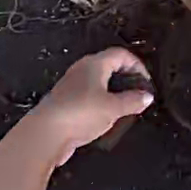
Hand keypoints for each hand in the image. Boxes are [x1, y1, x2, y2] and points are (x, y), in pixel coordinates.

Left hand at [15, 47, 154, 167]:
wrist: (44, 135)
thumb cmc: (79, 114)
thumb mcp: (113, 108)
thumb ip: (132, 101)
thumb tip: (146, 96)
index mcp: (94, 64)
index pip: (121, 54)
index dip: (137, 65)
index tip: (145, 82)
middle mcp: (81, 70)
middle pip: (109, 66)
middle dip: (126, 78)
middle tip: (137, 94)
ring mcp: (71, 86)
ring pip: (98, 82)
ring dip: (114, 92)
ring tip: (125, 108)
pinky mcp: (64, 103)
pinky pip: (88, 97)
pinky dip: (101, 103)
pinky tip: (105, 119)